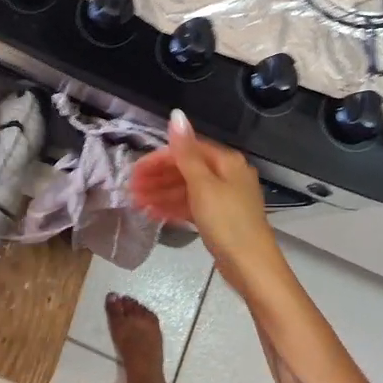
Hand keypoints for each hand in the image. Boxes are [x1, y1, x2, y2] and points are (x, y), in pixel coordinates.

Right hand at [131, 110, 280, 286]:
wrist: (252, 268)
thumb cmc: (227, 222)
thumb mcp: (202, 185)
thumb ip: (185, 152)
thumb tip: (176, 114)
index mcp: (226, 162)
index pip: (187, 150)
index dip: (159, 158)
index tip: (135, 171)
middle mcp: (227, 176)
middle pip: (186, 169)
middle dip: (158, 177)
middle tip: (131, 189)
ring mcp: (224, 199)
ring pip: (187, 189)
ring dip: (161, 193)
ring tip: (136, 203)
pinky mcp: (219, 219)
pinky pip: (192, 206)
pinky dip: (173, 207)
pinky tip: (153, 213)